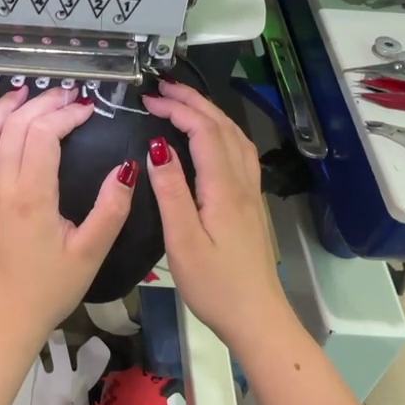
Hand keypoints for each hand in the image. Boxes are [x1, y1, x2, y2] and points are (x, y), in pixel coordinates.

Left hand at [0, 86, 136, 348]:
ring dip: (4, 108)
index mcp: (30, 196)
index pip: (43, 133)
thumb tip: (128, 168)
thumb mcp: (90, 253)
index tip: (87, 110)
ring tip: (25, 94)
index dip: (66, 113)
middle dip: (41, 103)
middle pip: (14, 125)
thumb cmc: (48, 289)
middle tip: (65, 95)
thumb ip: (111, 208)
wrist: (0, 319)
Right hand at [143, 81, 293, 349]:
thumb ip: (171, 192)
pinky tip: (209, 138)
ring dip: (210, 113)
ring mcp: (250, 191)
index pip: (203, 131)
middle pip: (223, 127)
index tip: (148, 99)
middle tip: (162, 88)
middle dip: (193, 101)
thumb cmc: (215, 285)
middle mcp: (242, 182)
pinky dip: (221, 131)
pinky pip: (239, 151)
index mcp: (224, 188)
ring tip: (183, 103)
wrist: (256, 316)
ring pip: (235, 136)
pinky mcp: (250, 203)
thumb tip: (157, 146)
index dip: (177, 109)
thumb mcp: (183, 241)